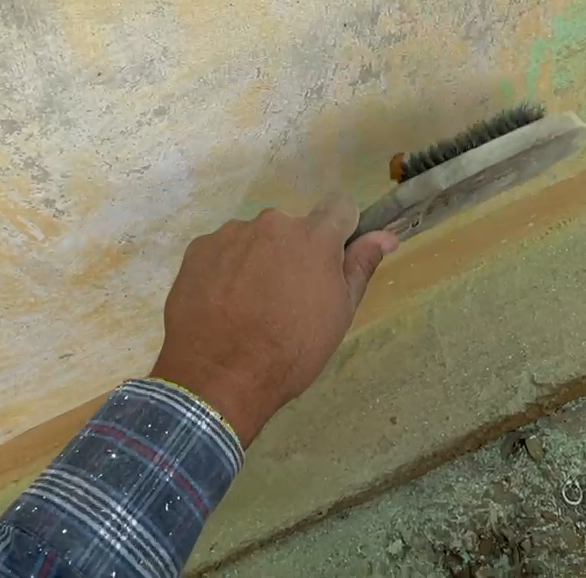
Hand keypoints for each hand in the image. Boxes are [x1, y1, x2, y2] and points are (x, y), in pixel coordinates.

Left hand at [150, 199, 398, 444]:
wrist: (218, 377)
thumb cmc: (291, 351)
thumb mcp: (339, 314)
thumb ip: (360, 266)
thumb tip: (386, 236)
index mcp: (314, 236)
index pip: (339, 207)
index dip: (340, 231)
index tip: (332, 258)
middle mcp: (273, 222)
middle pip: (292, 228)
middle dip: (294, 253)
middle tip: (286, 298)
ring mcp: (232, 233)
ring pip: (255, 238)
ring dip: (258, 260)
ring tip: (249, 305)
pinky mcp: (199, 248)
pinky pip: (223, 250)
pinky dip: (226, 269)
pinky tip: (223, 303)